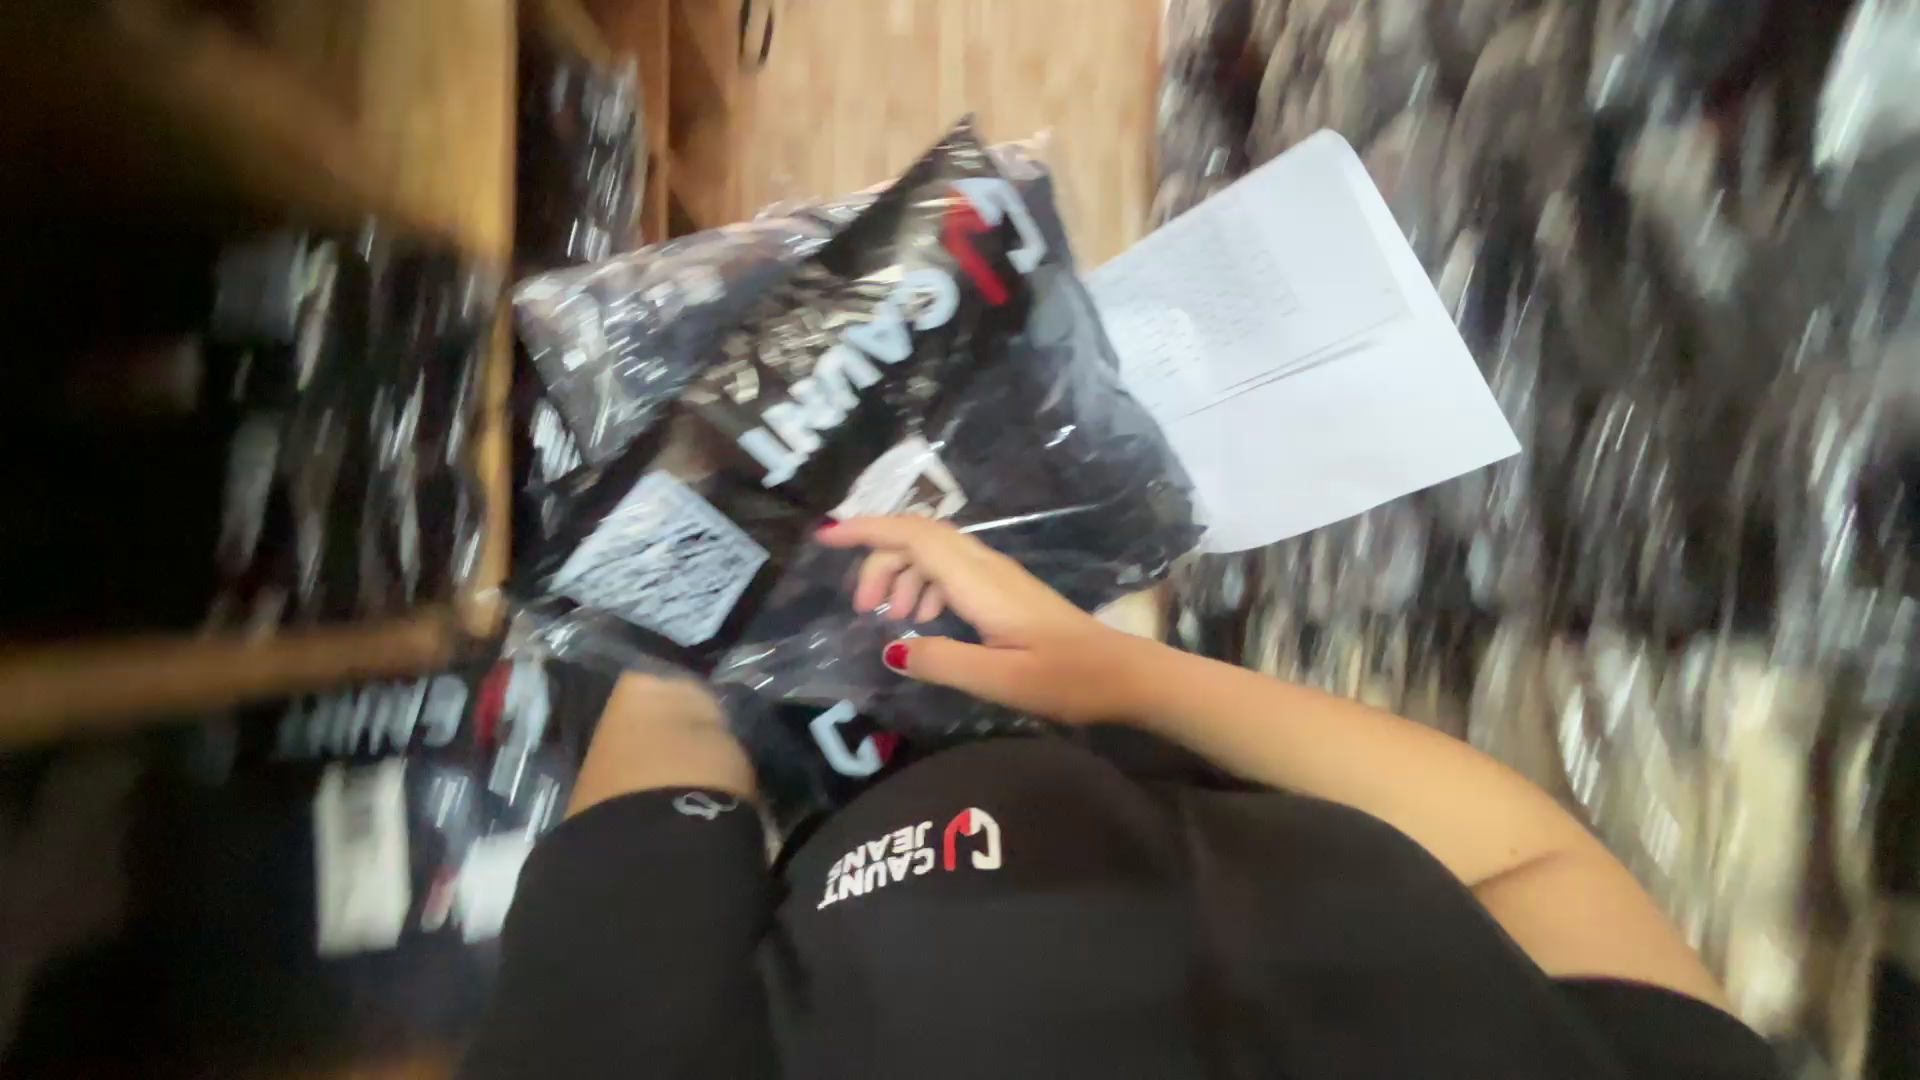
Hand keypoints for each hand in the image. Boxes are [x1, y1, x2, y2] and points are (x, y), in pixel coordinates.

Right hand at [814, 516, 1161, 723]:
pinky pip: (951, 573)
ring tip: (888, 615)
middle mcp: (987, 567)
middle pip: (919, 538)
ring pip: (934, 554)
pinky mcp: (1005, 591)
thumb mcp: (1000, 680)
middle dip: (879, 559)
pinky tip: (925, 621)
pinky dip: (925, 587)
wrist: (1123, 673)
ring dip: (901, 575)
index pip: (915, 535)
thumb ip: (942, 662)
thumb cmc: (1067, 679)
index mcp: (980, 582)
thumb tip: (891, 645)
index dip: (867, 528)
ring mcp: (998, 576)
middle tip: (861, 607)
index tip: (826, 535)